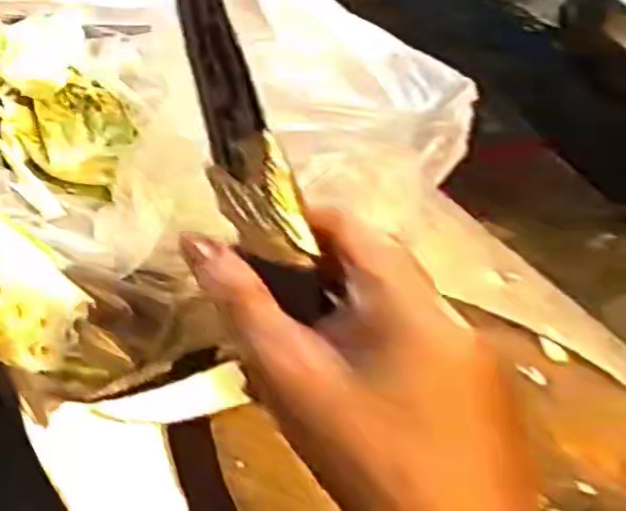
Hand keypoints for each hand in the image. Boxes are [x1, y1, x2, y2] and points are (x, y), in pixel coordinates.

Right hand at [183, 209, 534, 510]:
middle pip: (364, 258)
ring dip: (320, 290)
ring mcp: (464, 358)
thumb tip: (193, 239)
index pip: (351, 225)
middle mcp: (449, 322)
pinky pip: (396, 329)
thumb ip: (238, 296)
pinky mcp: (465, 389)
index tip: (239, 226)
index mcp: (414, 309)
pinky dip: (348, 321)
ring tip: (268, 307)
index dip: (290, 213)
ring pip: (378, 295)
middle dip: (297, 255)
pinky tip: (314, 349)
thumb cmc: (363, 445)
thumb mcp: (285, 365)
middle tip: (243, 269)